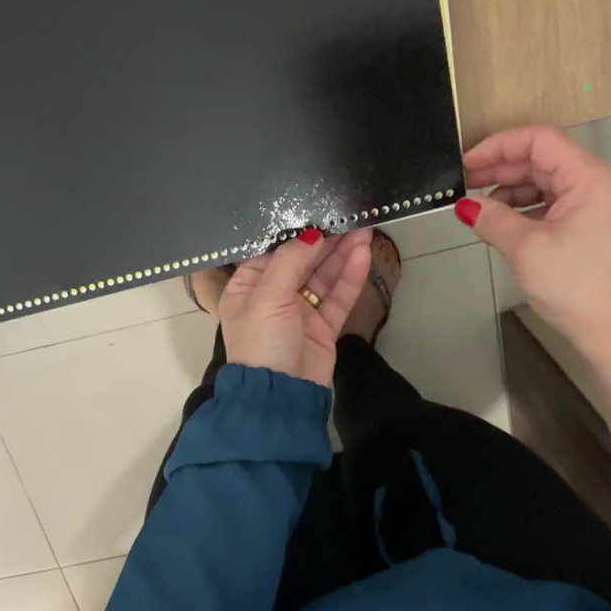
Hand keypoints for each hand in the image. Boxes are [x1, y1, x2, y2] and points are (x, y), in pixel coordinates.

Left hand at [218, 228, 372, 385]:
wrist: (280, 396)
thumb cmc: (262, 344)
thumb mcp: (267, 297)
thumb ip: (289, 261)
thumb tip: (311, 234)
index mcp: (247, 288)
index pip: (273, 253)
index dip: (297, 235)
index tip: (319, 214)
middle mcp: (272, 298)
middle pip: (302, 262)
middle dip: (326, 241)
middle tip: (348, 216)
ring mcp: (299, 313)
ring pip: (323, 278)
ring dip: (342, 255)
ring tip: (363, 229)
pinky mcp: (322, 328)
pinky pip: (337, 298)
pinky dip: (349, 278)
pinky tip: (362, 256)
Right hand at [458, 124, 610, 359]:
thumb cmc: (576, 288)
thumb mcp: (526, 250)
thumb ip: (493, 220)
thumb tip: (464, 206)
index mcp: (591, 178)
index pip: (541, 140)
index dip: (500, 145)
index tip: (467, 163)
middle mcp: (600, 183)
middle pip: (544, 159)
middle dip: (502, 168)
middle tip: (464, 184)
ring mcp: (599, 205)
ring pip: (548, 183)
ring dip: (512, 191)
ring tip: (480, 209)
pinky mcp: (594, 226)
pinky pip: (555, 204)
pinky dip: (527, 208)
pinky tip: (503, 223)